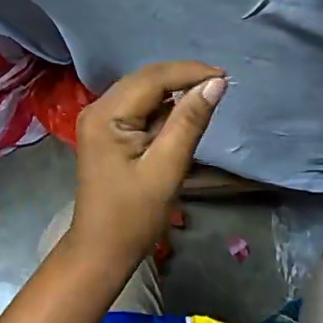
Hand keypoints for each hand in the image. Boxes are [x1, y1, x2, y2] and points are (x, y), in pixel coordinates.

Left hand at [70, 61, 226, 266]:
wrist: (102, 250)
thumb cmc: (133, 216)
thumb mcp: (167, 168)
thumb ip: (189, 122)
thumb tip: (215, 84)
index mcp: (105, 115)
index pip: (152, 78)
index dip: (189, 72)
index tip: (224, 77)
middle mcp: (97, 109)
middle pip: (145, 80)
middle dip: (182, 78)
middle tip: (220, 85)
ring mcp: (99, 120)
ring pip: (143, 92)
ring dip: (174, 92)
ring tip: (208, 96)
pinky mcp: (106, 132)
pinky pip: (138, 108)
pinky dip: (162, 108)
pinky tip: (184, 114)